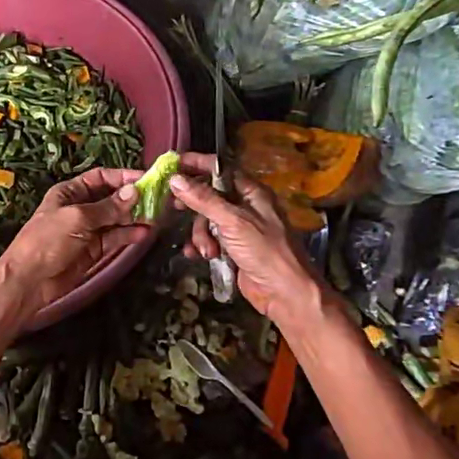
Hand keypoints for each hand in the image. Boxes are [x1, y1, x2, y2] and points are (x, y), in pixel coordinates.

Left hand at [0, 168, 153, 325]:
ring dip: (135, 217)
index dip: (122, 177)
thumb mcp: (78, 218)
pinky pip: (115, 238)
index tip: (146, 179)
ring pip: (116, 219)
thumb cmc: (48, 240)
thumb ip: (108, 207)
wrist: (29, 280)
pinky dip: (129, 235)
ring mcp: (88, 230)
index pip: (100, 178)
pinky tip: (145, 233)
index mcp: (70, 192)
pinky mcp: (94, 250)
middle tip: (159, 199)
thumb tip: (135, 191)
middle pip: (111, 198)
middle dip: (133, 198)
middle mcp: (80, 208)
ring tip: (157, 216)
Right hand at [168, 153, 324, 320]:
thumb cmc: (264, 251)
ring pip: (207, 220)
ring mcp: (240, 229)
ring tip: (206, 250)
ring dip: (200, 234)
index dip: (198, 165)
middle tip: (174, 206)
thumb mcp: (233, 221)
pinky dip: (202, 246)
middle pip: (211, 195)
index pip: (221, 169)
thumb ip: (204, 199)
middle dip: (194, 204)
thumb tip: (176, 178)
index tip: (174, 165)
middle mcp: (246, 206)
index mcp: (252, 192)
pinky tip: (200, 256)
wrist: (285, 293)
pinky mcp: (234, 249)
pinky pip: (210, 239)